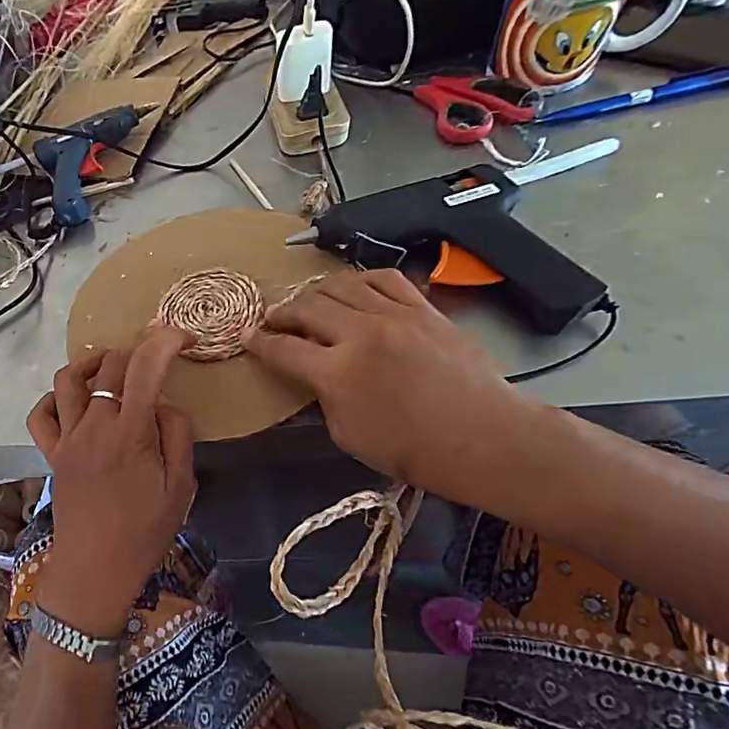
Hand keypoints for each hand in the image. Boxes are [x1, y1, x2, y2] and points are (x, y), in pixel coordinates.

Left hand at [27, 327, 197, 635]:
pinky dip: (55, 397)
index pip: (144, 367)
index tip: (183, 336)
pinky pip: (41, 413)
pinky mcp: (52, 453)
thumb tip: (164, 401)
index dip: (165, 340)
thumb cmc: (145, 532)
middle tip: (154, 360)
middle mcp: (93, 425)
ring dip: (92, 363)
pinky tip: (75, 401)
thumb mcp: (181, 487)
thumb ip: (177, 434)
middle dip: (135, 350)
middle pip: (108, 365)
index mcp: (130, 432)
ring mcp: (67, 438)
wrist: (95, 568)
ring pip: (68, 378)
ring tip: (113, 368)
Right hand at [241, 270, 562, 510]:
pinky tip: (354, 289)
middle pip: (307, 307)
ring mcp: (395, 315)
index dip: (260, 343)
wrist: (482, 436)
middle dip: (282, 313)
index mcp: (336, 372)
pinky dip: (361, 280)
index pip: (284, 348)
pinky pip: (385, 279)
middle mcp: (360, 333)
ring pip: (342, 285)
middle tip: (273, 320)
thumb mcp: (348, 435)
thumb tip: (317, 377)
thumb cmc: (412, 450)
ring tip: (309, 302)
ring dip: (316, 291)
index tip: (247, 337)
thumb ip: (324, 399)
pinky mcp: (424, 308)